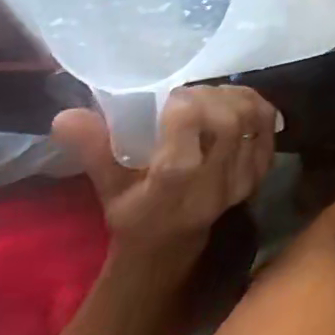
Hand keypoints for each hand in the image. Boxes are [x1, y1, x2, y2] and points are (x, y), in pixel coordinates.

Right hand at [54, 85, 278, 273]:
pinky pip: (268, 125)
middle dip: (210, 97)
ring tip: (210, 94)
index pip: (187, 145)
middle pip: (229, 124)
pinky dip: (254, 104)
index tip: (170, 96)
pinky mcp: (262, 169)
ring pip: (253, 120)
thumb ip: (93, 150)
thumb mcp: (107, 187)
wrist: (172, 241)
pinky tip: (234, 101)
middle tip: (189, 93)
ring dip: (233, 97)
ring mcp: (245, 176)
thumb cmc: (135, 211)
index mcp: (175, 188)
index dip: (184, 110)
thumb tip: (66, 116)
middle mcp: (217, 183)